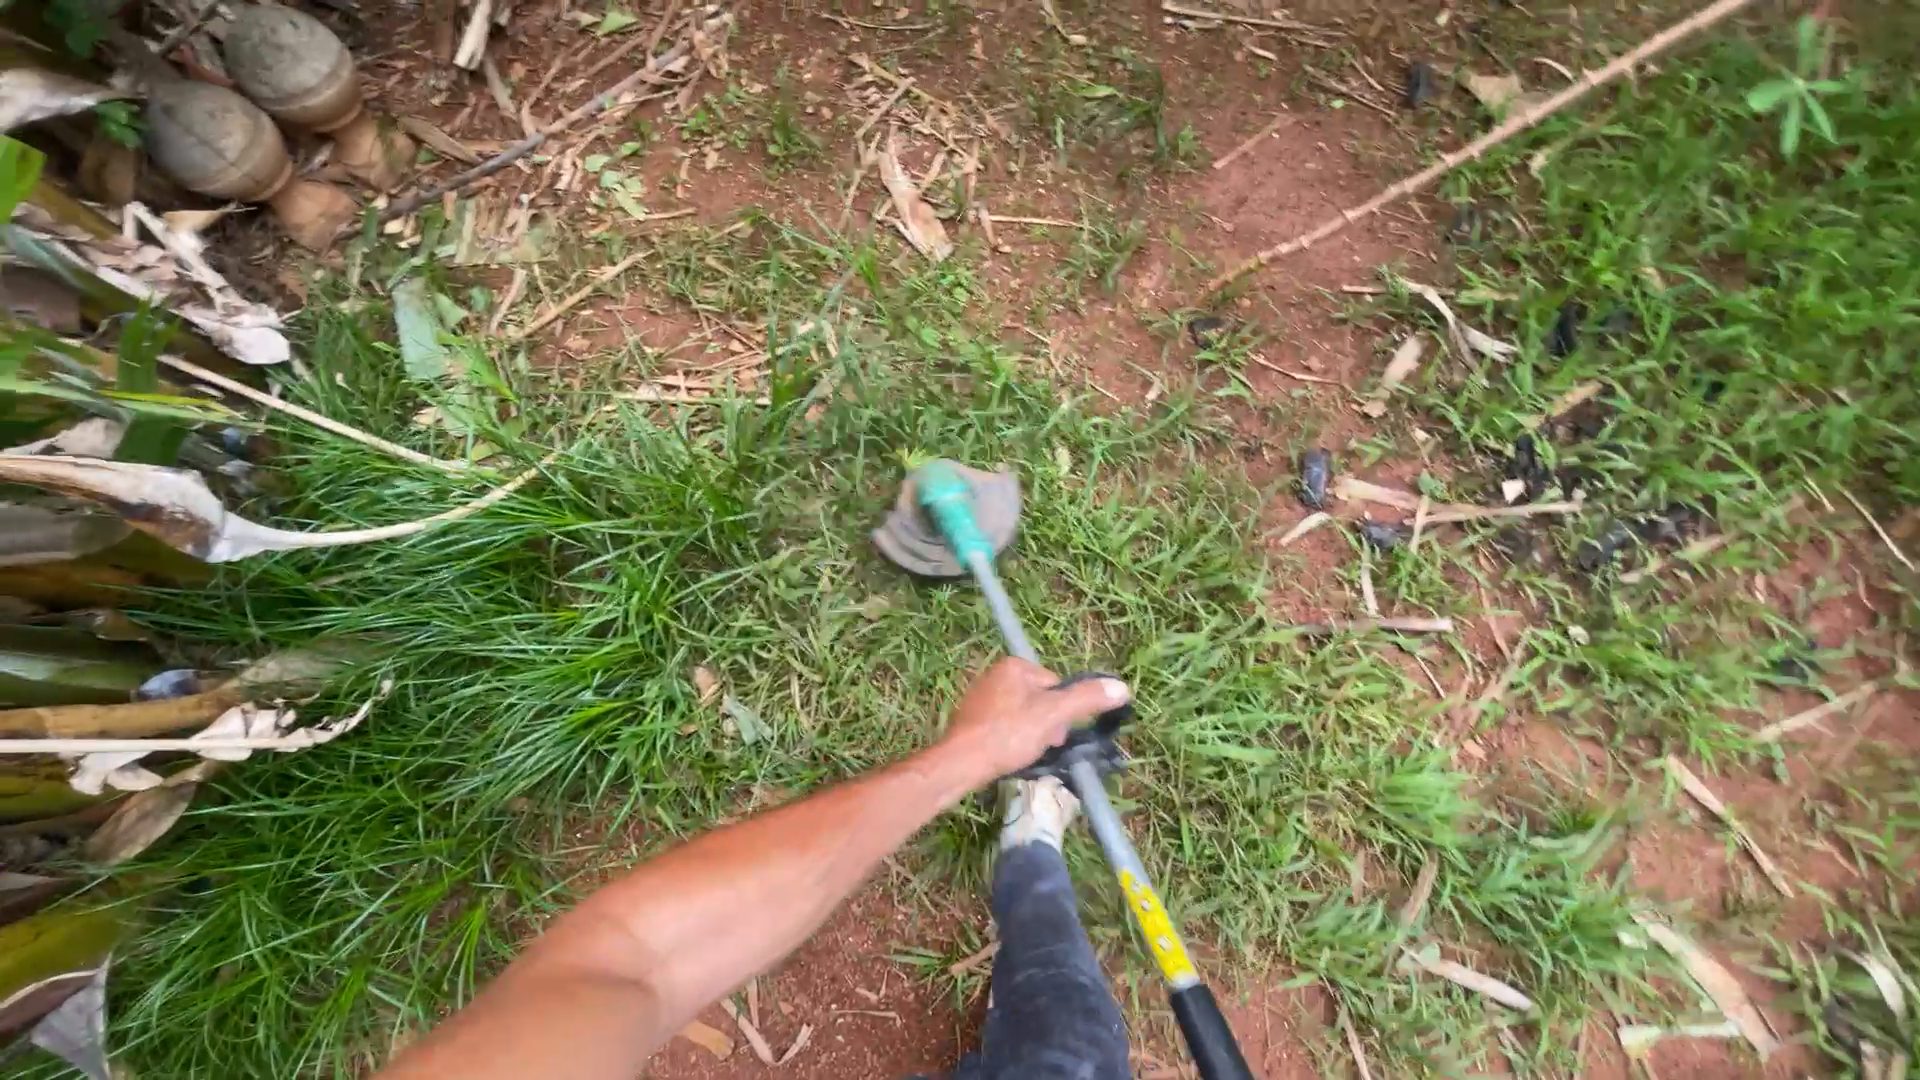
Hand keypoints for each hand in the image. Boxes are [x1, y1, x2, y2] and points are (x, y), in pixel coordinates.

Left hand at [938, 658, 1130, 782]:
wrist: (961, 762)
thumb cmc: (1008, 734)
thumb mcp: (1053, 715)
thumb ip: (1085, 699)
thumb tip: (1122, 687)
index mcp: (1014, 666)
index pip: (1055, 686)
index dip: (1061, 712)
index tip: (1055, 734)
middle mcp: (994, 673)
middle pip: (1039, 700)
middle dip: (1045, 725)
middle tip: (1040, 746)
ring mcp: (980, 696)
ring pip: (1022, 715)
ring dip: (1029, 734)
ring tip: (1024, 753)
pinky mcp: (971, 718)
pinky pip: (1003, 725)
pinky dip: (1010, 739)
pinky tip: (1008, 755)